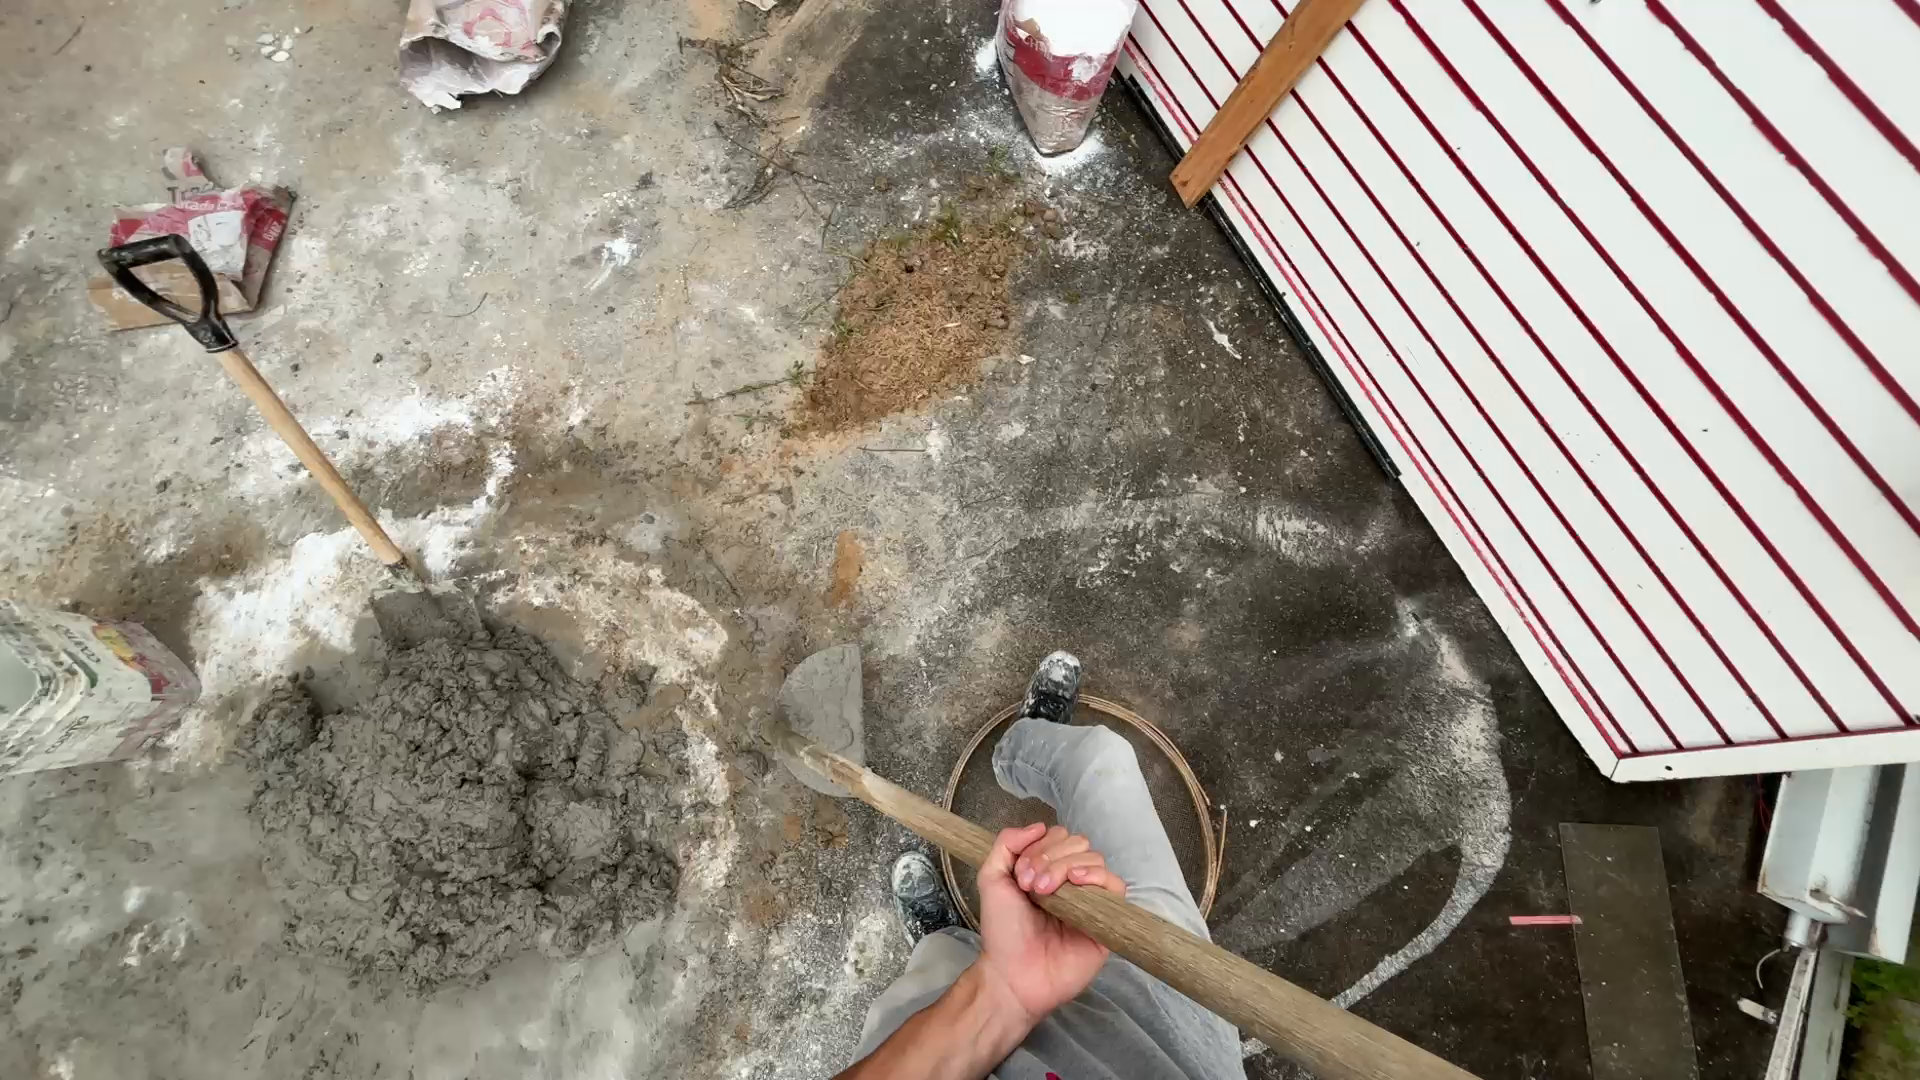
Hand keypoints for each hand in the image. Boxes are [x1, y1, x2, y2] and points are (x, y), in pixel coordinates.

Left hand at [973, 823, 1127, 1023]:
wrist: (1013, 975)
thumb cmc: (1003, 930)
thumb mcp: (992, 877)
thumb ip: (1007, 843)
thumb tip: (1039, 825)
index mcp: (1048, 867)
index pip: (1058, 836)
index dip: (1040, 847)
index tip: (1021, 875)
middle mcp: (1071, 879)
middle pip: (1077, 843)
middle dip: (1051, 857)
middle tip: (1031, 885)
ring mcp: (1089, 898)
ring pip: (1093, 858)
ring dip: (1066, 866)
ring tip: (1046, 891)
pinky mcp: (1105, 920)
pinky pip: (1115, 886)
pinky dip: (1097, 876)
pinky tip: (1076, 882)